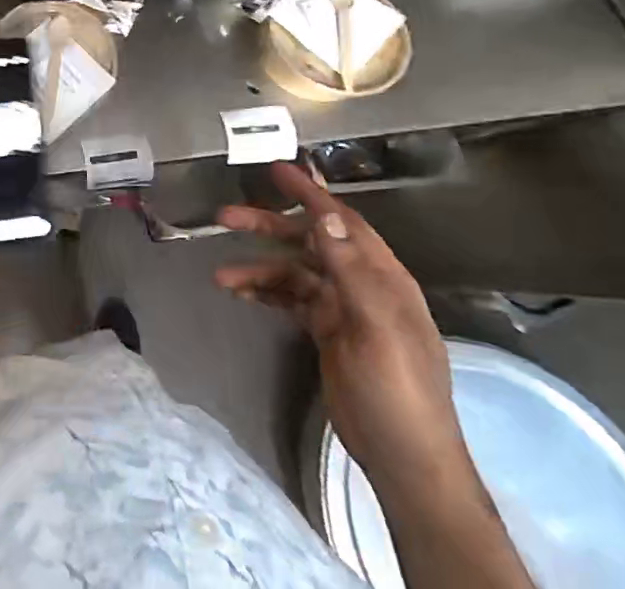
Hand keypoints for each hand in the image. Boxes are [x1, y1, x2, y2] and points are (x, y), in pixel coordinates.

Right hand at [214, 162, 471, 497]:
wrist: (404, 456)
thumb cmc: (396, 389)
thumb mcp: (375, 326)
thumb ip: (350, 270)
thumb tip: (324, 216)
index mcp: (381, 276)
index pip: (340, 222)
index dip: (308, 194)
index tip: (277, 170)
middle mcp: (361, 284)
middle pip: (309, 242)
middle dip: (268, 227)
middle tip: (224, 217)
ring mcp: (343, 310)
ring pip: (293, 273)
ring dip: (258, 268)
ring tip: (220, 274)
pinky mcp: (327, 332)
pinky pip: (291, 301)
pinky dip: (266, 294)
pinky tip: (241, 294)